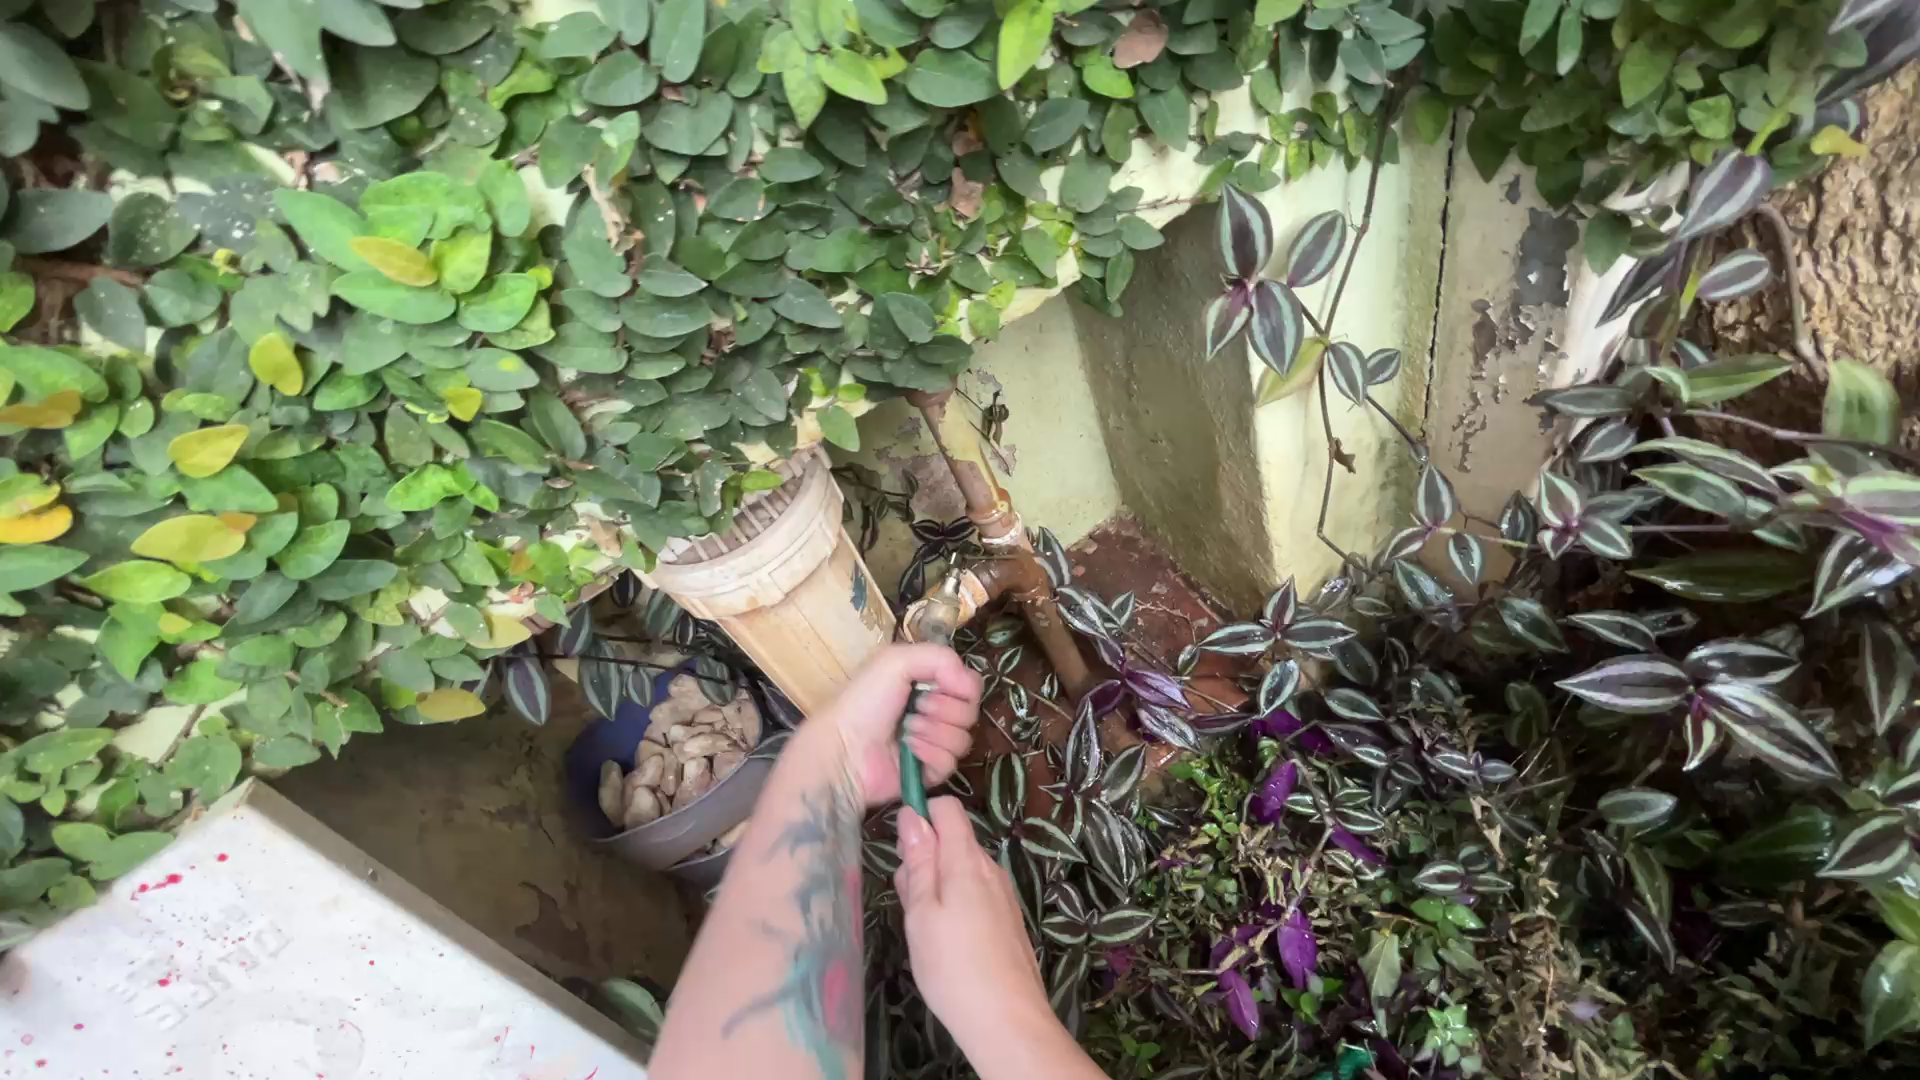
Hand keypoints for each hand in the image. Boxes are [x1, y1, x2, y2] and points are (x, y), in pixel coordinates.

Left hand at [813, 645, 981, 807]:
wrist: (844, 749)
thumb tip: (969, 682)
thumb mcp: (895, 660)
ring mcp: (933, 743)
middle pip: (970, 712)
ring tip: (906, 732)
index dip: (961, 687)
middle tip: (916, 709)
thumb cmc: (865, 700)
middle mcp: (934, 711)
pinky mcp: (930, 772)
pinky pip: (951, 763)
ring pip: (963, 739)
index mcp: (927, 682)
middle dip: (944, 710)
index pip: (970, 684)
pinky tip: (909, 752)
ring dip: (934, 733)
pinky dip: (930, 755)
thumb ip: (940, 657)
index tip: (939, 686)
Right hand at [893, 797, 1052, 1055]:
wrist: (1008, 1020)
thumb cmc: (953, 966)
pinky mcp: (1008, 917)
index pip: (948, 808)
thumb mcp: (921, 912)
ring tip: (926, 929)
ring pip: (961, 869)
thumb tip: (911, 814)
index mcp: (967, 859)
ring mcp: (1003, 892)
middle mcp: (990, 867)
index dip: (922, 815)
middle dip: (924, 858)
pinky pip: (976, 892)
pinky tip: (949, 942)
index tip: (903, 849)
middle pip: (952, 839)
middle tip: (910, 902)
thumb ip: (918, 860)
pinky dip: (956, 902)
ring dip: (938, 884)